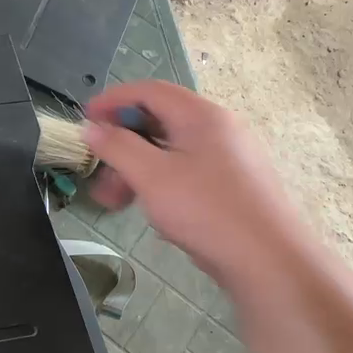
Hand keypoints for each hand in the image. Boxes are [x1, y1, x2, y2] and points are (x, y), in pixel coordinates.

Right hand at [79, 80, 315, 288]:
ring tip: (115, 200)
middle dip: (121, 144)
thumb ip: (116, 147)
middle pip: (158, 120)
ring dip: (135, 167)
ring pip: (169, 149)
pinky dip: (158, 180)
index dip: (112, 100)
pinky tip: (149, 208)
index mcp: (201, 116)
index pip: (149, 91)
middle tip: (97, 170)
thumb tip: (91, 128)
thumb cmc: (206, 210)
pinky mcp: (231, 183)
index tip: (83, 119)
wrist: (268, 260)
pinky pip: (185, 169)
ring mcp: (228, 156)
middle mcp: (218, 128)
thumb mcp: (151, 175)